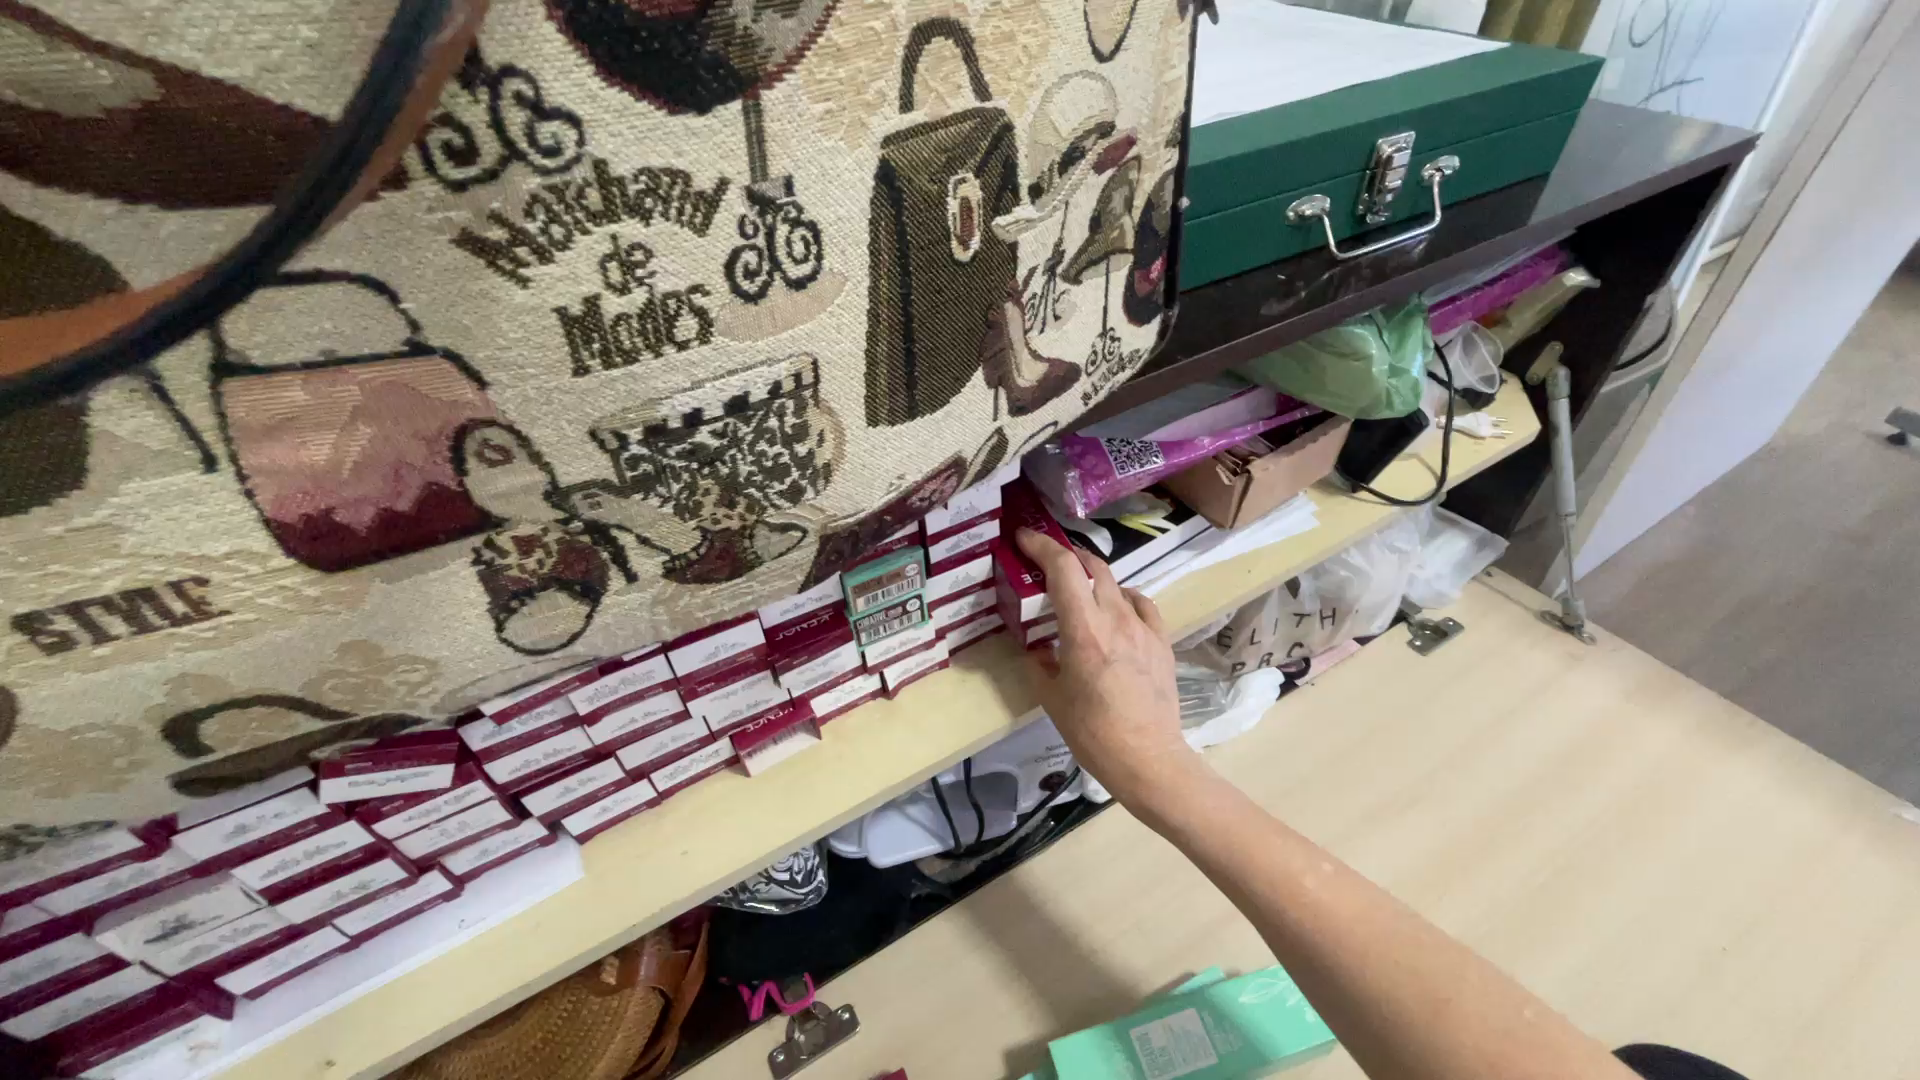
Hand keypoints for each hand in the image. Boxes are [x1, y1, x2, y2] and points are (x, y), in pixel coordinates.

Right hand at [1015, 527, 1203, 808]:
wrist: (1147, 758)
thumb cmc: (1092, 732)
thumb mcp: (1052, 697)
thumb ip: (1039, 663)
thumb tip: (1036, 648)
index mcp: (1083, 630)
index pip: (1063, 568)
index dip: (1042, 546)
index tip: (1024, 539)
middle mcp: (1115, 618)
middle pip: (1092, 566)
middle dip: (1067, 556)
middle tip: (1047, 562)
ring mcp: (1143, 627)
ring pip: (1116, 584)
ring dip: (1093, 579)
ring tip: (1079, 591)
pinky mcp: (1162, 641)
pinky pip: (1141, 604)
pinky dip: (1123, 598)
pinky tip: (1117, 609)